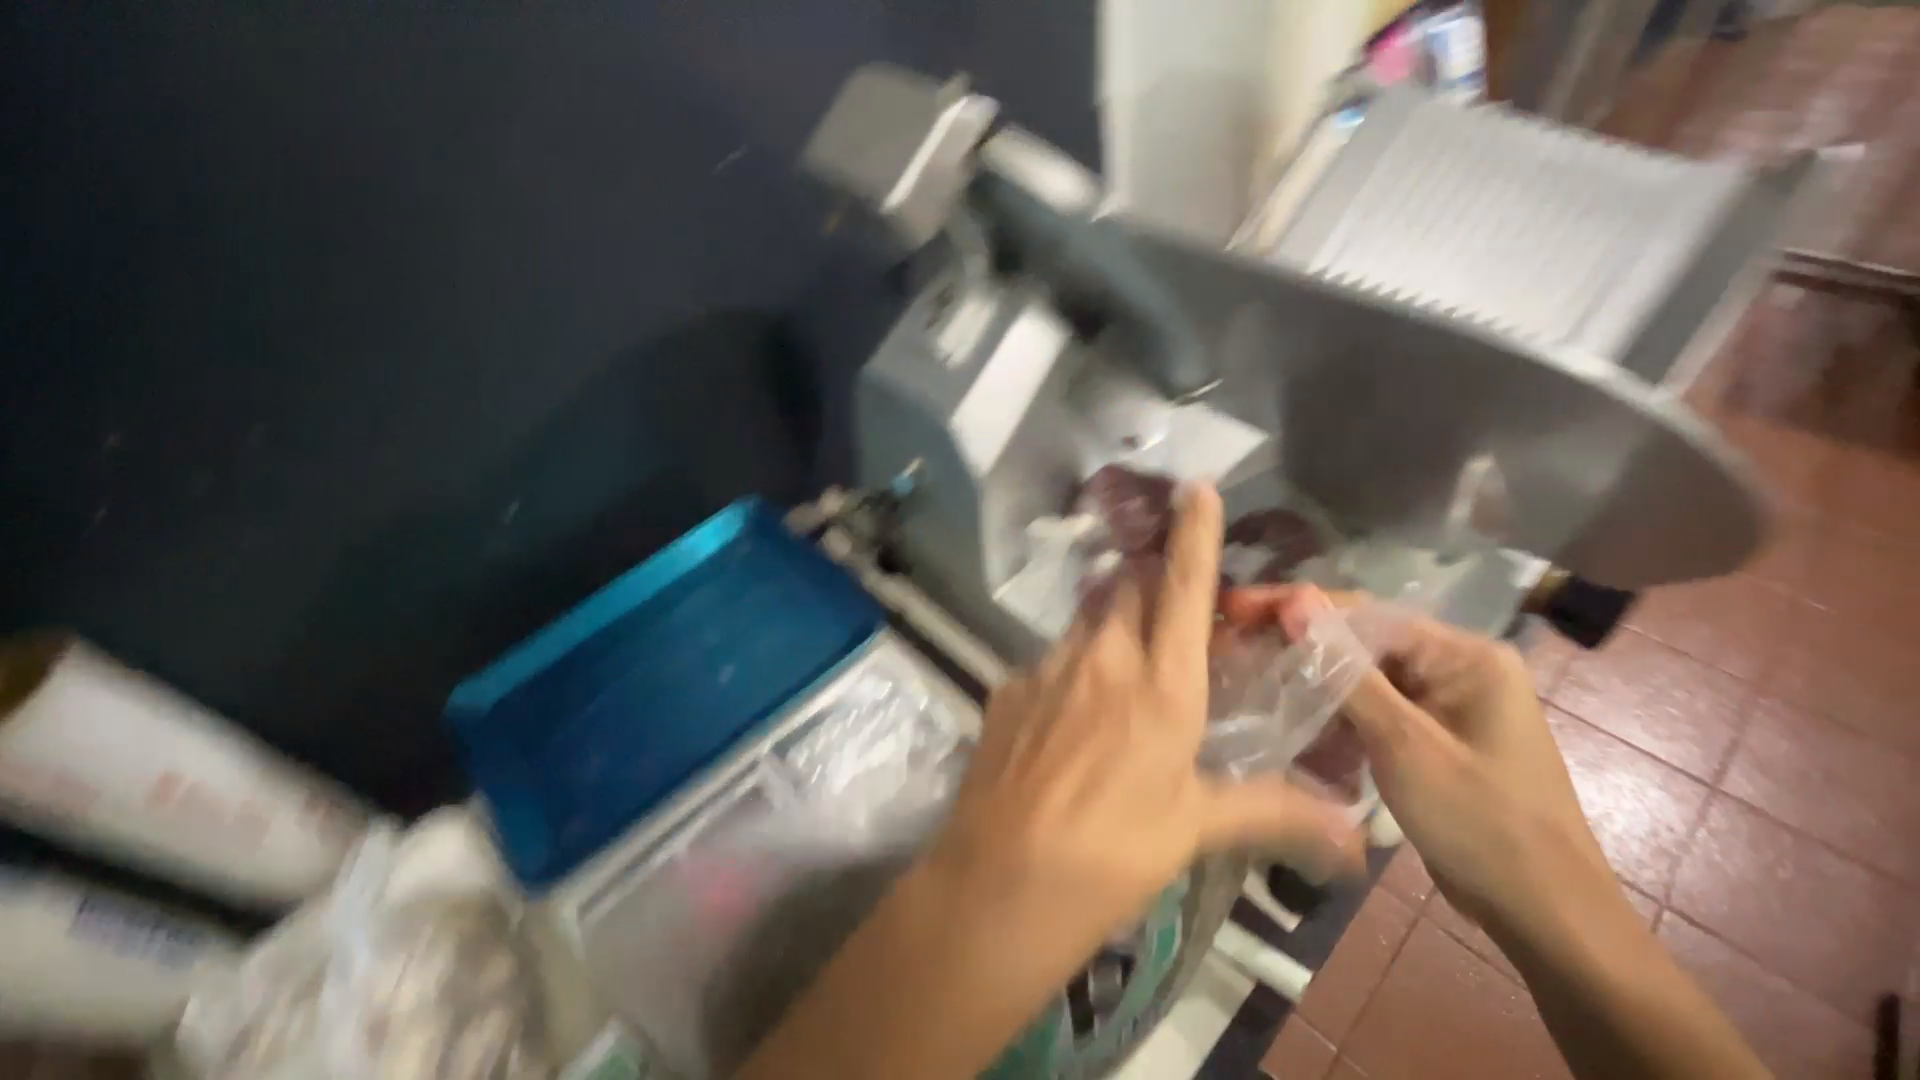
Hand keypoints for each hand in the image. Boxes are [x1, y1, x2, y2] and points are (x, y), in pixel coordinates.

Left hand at [928, 486, 1363, 958]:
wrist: (1001, 881)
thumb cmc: (1114, 854)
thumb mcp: (1197, 829)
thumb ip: (1274, 812)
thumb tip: (1356, 837)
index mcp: (1162, 683)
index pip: (1184, 587)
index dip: (1194, 534)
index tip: (1197, 487)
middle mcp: (1102, 657)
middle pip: (1128, 588)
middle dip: (1150, 580)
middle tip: (1167, 601)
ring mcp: (1045, 669)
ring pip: (1085, 623)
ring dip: (1109, 626)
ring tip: (1119, 669)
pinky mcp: (1005, 690)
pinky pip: (1046, 663)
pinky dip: (1068, 673)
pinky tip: (1067, 721)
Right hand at [1221, 587, 1617, 940]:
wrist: (1545, 913)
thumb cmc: (1480, 822)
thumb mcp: (1405, 743)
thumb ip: (1346, 671)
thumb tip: (1295, 601)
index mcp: (1465, 655)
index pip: (1366, 613)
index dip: (1296, 607)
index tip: (1235, 608)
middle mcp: (1457, 667)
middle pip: (1363, 642)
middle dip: (1299, 647)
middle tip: (1232, 644)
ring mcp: (1445, 704)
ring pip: (1363, 679)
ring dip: (1313, 686)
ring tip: (1252, 685)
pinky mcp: (1432, 737)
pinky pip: (1374, 712)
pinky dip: (1337, 720)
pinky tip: (1295, 728)